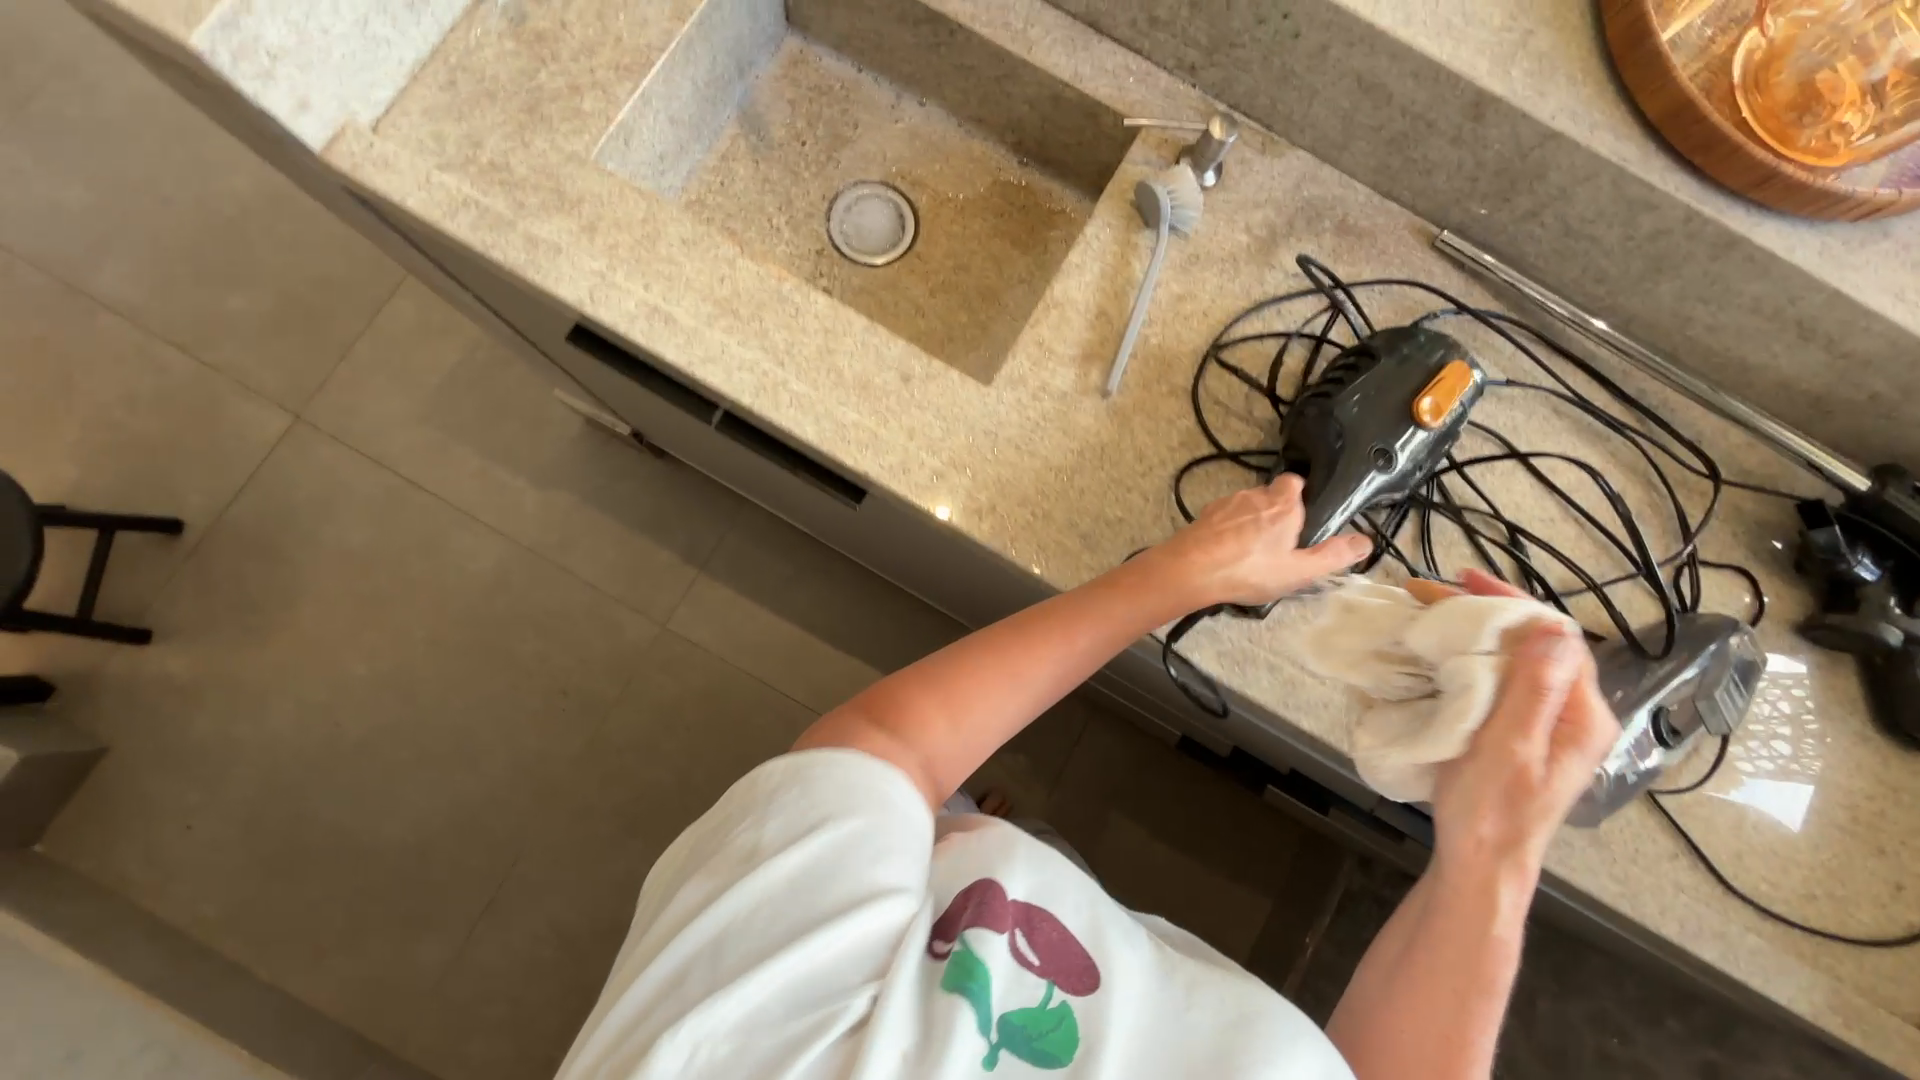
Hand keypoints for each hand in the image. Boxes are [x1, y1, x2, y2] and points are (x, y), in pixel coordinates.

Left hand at [1147, 473, 1373, 608]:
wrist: (1189, 571)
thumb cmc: (1248, 570)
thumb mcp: (1299, 569)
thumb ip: (1332, 555)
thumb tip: (1365, 541)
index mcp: (1282, 503)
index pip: (1295, 482)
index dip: (1301, 496)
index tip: (1304, 518)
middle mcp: (1253, 495)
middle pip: (1270, 496)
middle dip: (1276, 513)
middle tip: (1280, 543)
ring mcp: (1225, 503)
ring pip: (1245, 507)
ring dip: (1251, 523)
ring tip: (1253, 553)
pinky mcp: (1204, 516)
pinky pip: (1224, 519)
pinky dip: (1229, 531)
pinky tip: (1228, 553)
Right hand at [1425, 571, 1618, 880]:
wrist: (1482, 862)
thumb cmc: (1492, 809)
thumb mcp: (1510, 748)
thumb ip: (1534, 690)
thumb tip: (1552, 628)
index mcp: (1581, 715)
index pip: (1555, 636)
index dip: (1510, 602)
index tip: (1462, 580)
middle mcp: (1571, 713)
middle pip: (1535, 643)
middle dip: (1485, 611)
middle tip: (1430, 593)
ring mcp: (1547, 724)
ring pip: (1516, 658)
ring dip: (1475, 630)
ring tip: (1431, 613)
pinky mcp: (1520, 733)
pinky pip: (1501, 679)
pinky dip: (1470, 655)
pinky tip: (1443, 652)